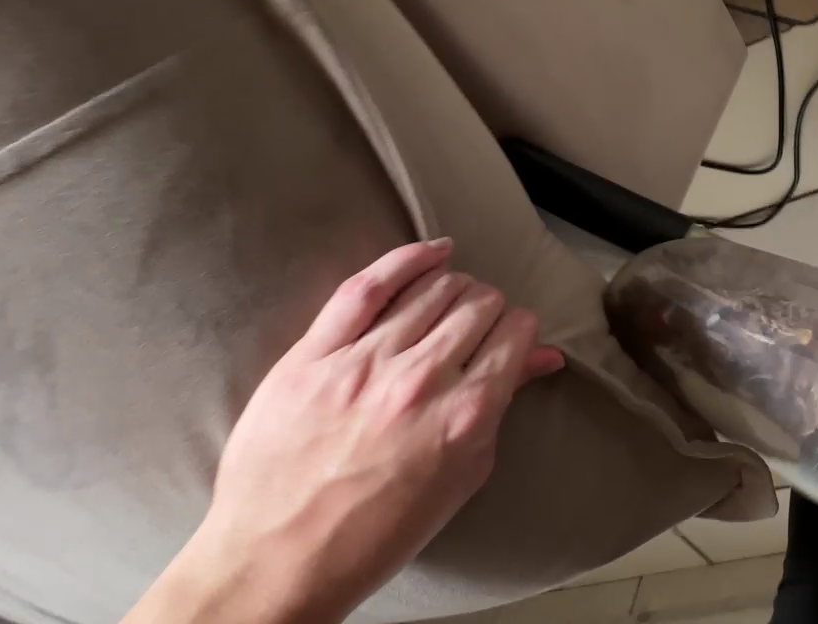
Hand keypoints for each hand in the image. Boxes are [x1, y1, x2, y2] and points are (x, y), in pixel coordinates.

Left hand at [126, 239, 565, 623]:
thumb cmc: (381, 530)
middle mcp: (422, 379)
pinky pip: (367, 285)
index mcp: (466, 412)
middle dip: (490, 309)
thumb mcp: (465, 474)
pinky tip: (434, 251)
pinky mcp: (312, 357)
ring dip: (455, 288)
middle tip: (475, 329)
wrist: (273, 565)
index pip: (517, 330)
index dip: (521, 330)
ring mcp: (363, 363)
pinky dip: (407, 258)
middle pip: (480, 302)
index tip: (510, 339)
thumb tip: (544, 356)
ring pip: (434, 287)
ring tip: (449, 302)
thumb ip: (505, 405)